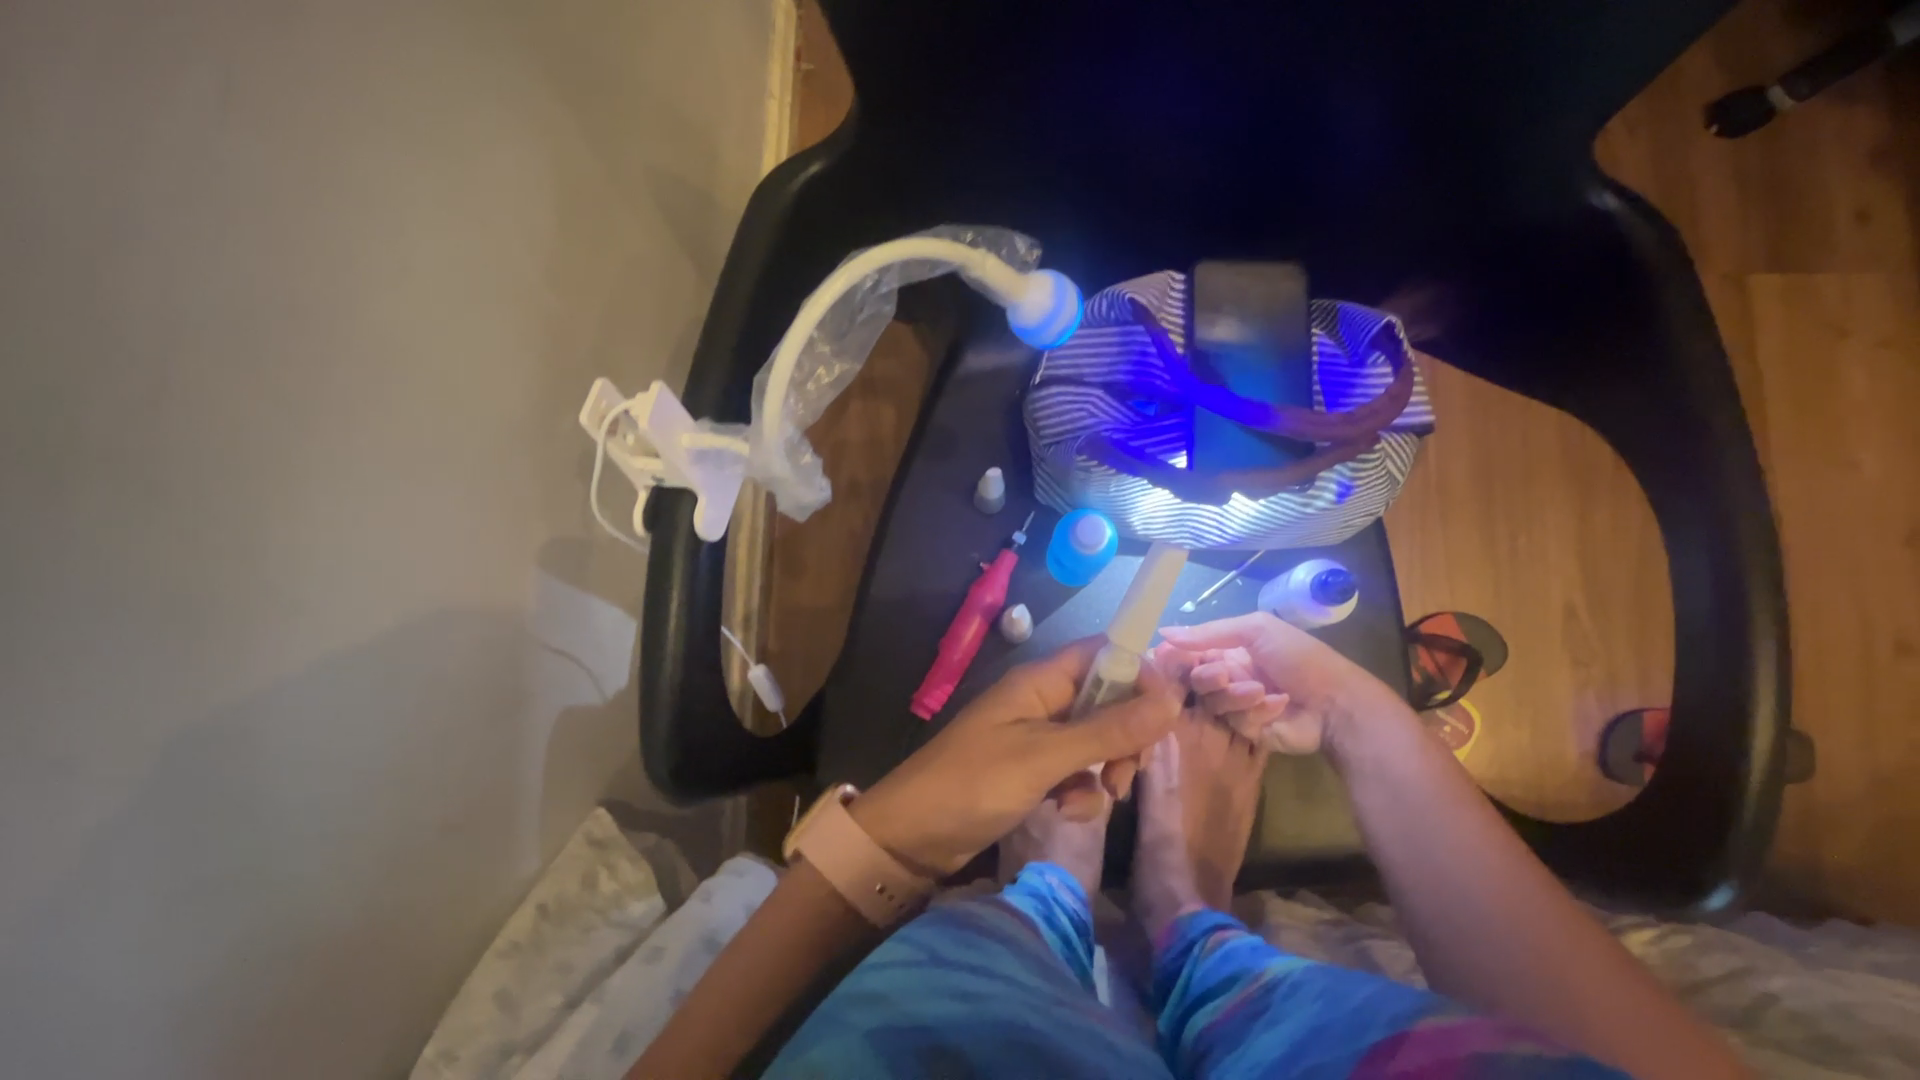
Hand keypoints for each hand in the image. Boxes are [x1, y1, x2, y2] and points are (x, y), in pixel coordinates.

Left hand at [851, 638, 1181, 875]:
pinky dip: (1080, 791)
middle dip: (1126, 737)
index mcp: (1041, 681)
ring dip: (1104, 770)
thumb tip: (1172, 699)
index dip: (1141, 674)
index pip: (1106, 653)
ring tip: (1092, 800)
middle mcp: (1042, 701)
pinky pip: (1075, 771)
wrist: (912, 836)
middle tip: (1124, 775)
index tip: (1165, 715)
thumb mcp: (1045, 757)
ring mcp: (1036, 737)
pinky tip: (1067, 813)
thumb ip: (1108, 729)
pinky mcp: (1032, 771)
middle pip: (1110, 700)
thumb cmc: (974, 783)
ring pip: (1097, 741)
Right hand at [1159, 612, 1407, 756]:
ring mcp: (1237, 706)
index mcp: (1230, 650)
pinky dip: (1256, 712)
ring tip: (1261, 691)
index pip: (1190, 653)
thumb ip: (1210, 632)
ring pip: (1212, 703)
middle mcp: (1229, 677)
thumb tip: (1163, 632)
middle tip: (1222, 676)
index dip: (1177, 656)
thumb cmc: (1299, 658)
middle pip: (1195, 680)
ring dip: (1236, 695)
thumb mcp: (1256, 630)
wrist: (1336, 703)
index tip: (1161, 657)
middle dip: (1207, 677)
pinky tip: (1278, 706)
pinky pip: (1233, 722)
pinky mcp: (1247, 732)